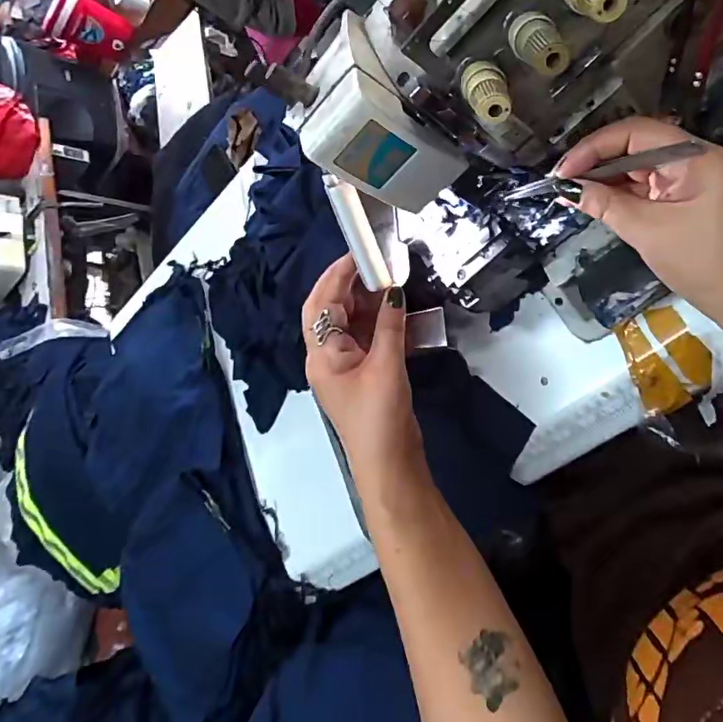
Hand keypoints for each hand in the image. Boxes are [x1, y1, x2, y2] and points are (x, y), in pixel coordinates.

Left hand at [302, 254, 422, 483]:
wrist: (391, 467)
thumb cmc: (379, 417)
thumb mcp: (386, 366)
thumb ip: (390, 325)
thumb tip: (394, 291)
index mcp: (321, 355)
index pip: (321, 305)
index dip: (336, 276)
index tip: (357, 254)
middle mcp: (328, 358)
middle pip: (333, 312)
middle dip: (352, 286)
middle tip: (378, 264)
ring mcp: (348, 367)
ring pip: (353, 325)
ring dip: (370, 304)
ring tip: (392, 282)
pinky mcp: (367, 376)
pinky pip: (371, 340)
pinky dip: (384, 324)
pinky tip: (401, 312)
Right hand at [554, 116, 722, 330]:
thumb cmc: (702, 264)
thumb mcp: (646, 231)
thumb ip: (604, 203)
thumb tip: (566, 187)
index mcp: (698, 158)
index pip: (636, 133)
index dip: (594, 147)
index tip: (563, 171)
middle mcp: (700, 157)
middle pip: (638, 145)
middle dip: (597, 161)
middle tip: (563, 181)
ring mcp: (697, 175)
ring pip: (641, 164)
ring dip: (607, 177)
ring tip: (573, 191)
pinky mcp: (692, 193)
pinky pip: (650, 182)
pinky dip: (623, 190)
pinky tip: (596, 199)